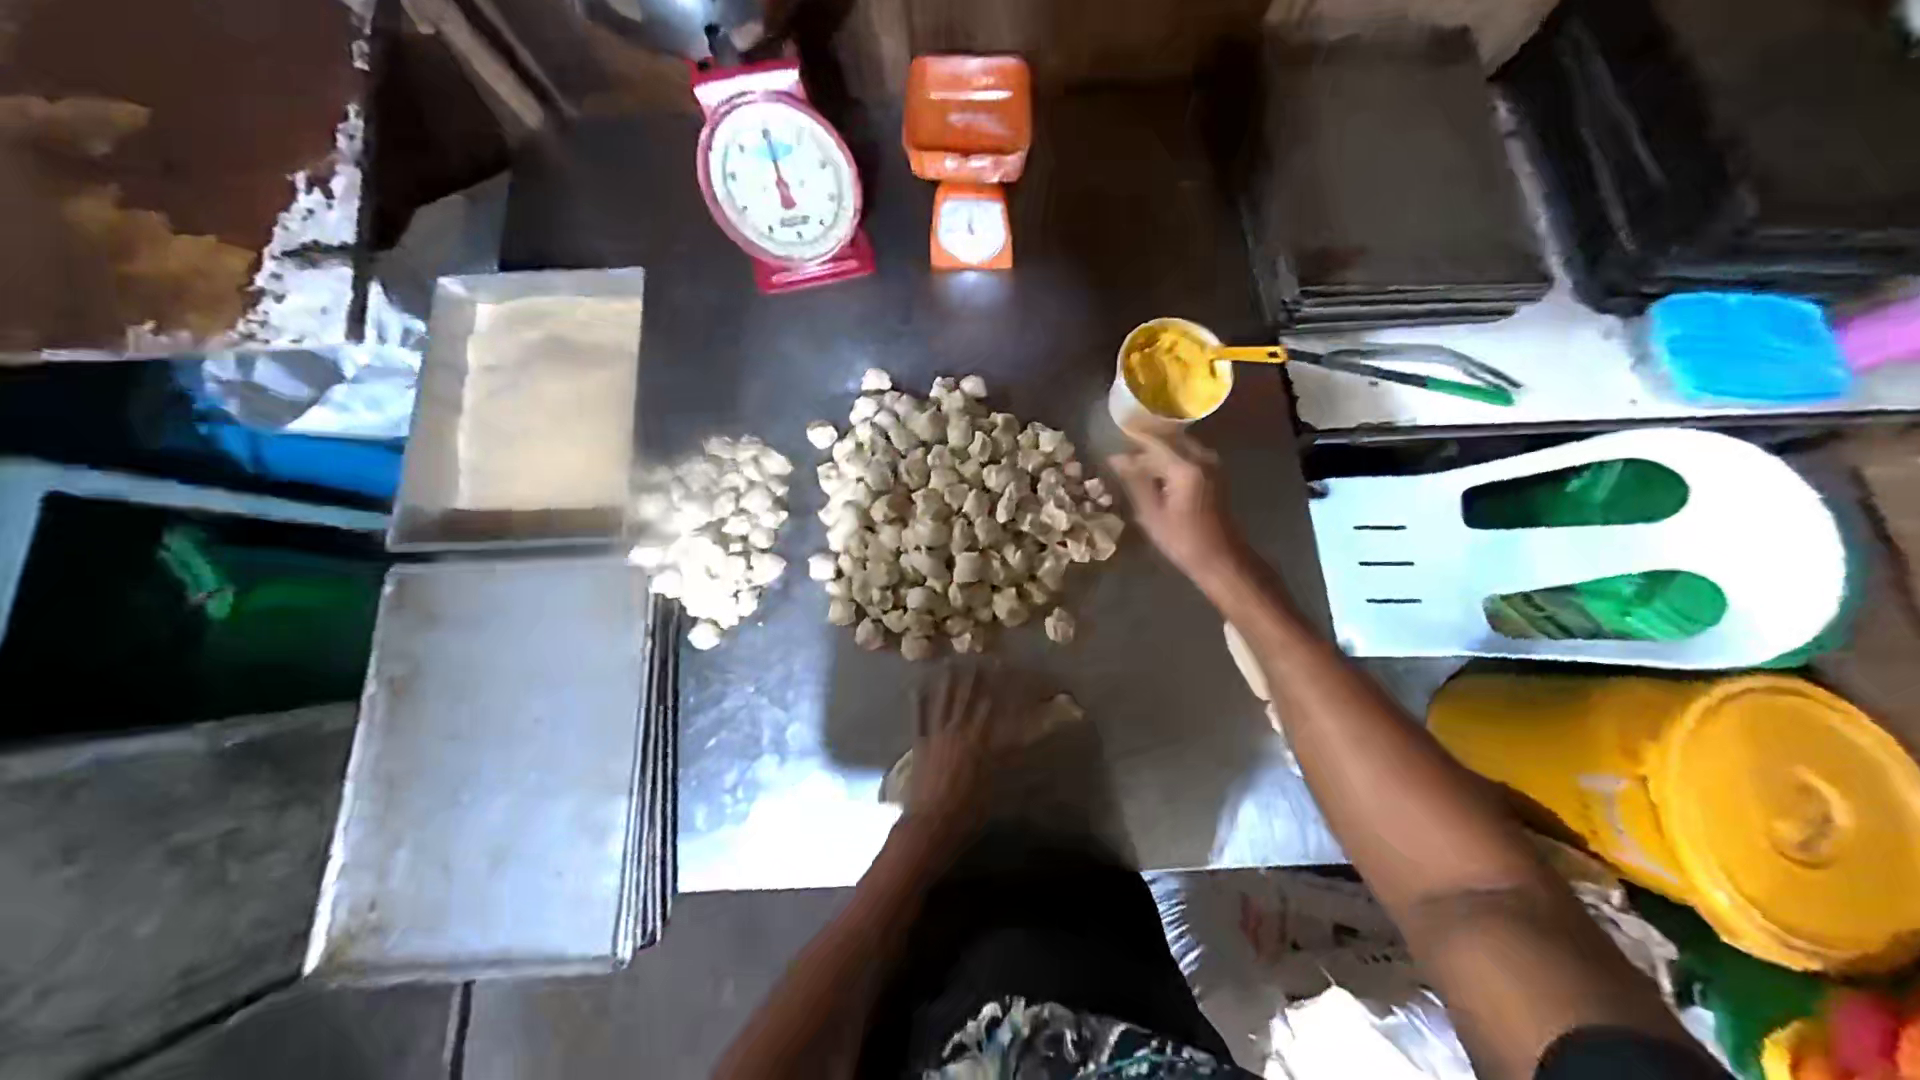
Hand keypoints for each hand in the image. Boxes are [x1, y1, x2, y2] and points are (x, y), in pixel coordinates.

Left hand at [904, 668, 1000, 837]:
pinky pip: (918, 717)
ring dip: (947, 680)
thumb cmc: (970, 808)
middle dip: (976, 677)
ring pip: (942, 700)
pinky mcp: (919, 742)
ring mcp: (935, 734)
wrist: (933, 822)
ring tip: (950, 662)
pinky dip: (918, 701)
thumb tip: (1020, 737)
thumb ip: (1006, 755)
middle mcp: (957, 730)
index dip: (1002, 687)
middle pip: (967, 697)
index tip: (1008, 671)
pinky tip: (917, 686)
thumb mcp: (995, 781)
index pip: (994, 705)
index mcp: (979, 739)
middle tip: (981, 659)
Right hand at [1109, 431, 1247, 583]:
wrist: (1220, 557)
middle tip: (1122, 444)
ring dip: (1158, 446)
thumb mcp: (1151, 512)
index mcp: (1186, 468)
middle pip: (1169, 437)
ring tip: (1134, 456)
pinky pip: (1187, 452)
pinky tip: (1154, 467)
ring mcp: (1211, 463)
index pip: (1155, 440)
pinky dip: (1170, 454)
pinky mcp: (1214, 471)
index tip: (1114, 431)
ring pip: (1179, 443)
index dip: (1133, 435)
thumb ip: (1134, 480)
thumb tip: (1116, 458)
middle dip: (1146, 438)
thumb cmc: (1182, 540)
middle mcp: (1202, 458)